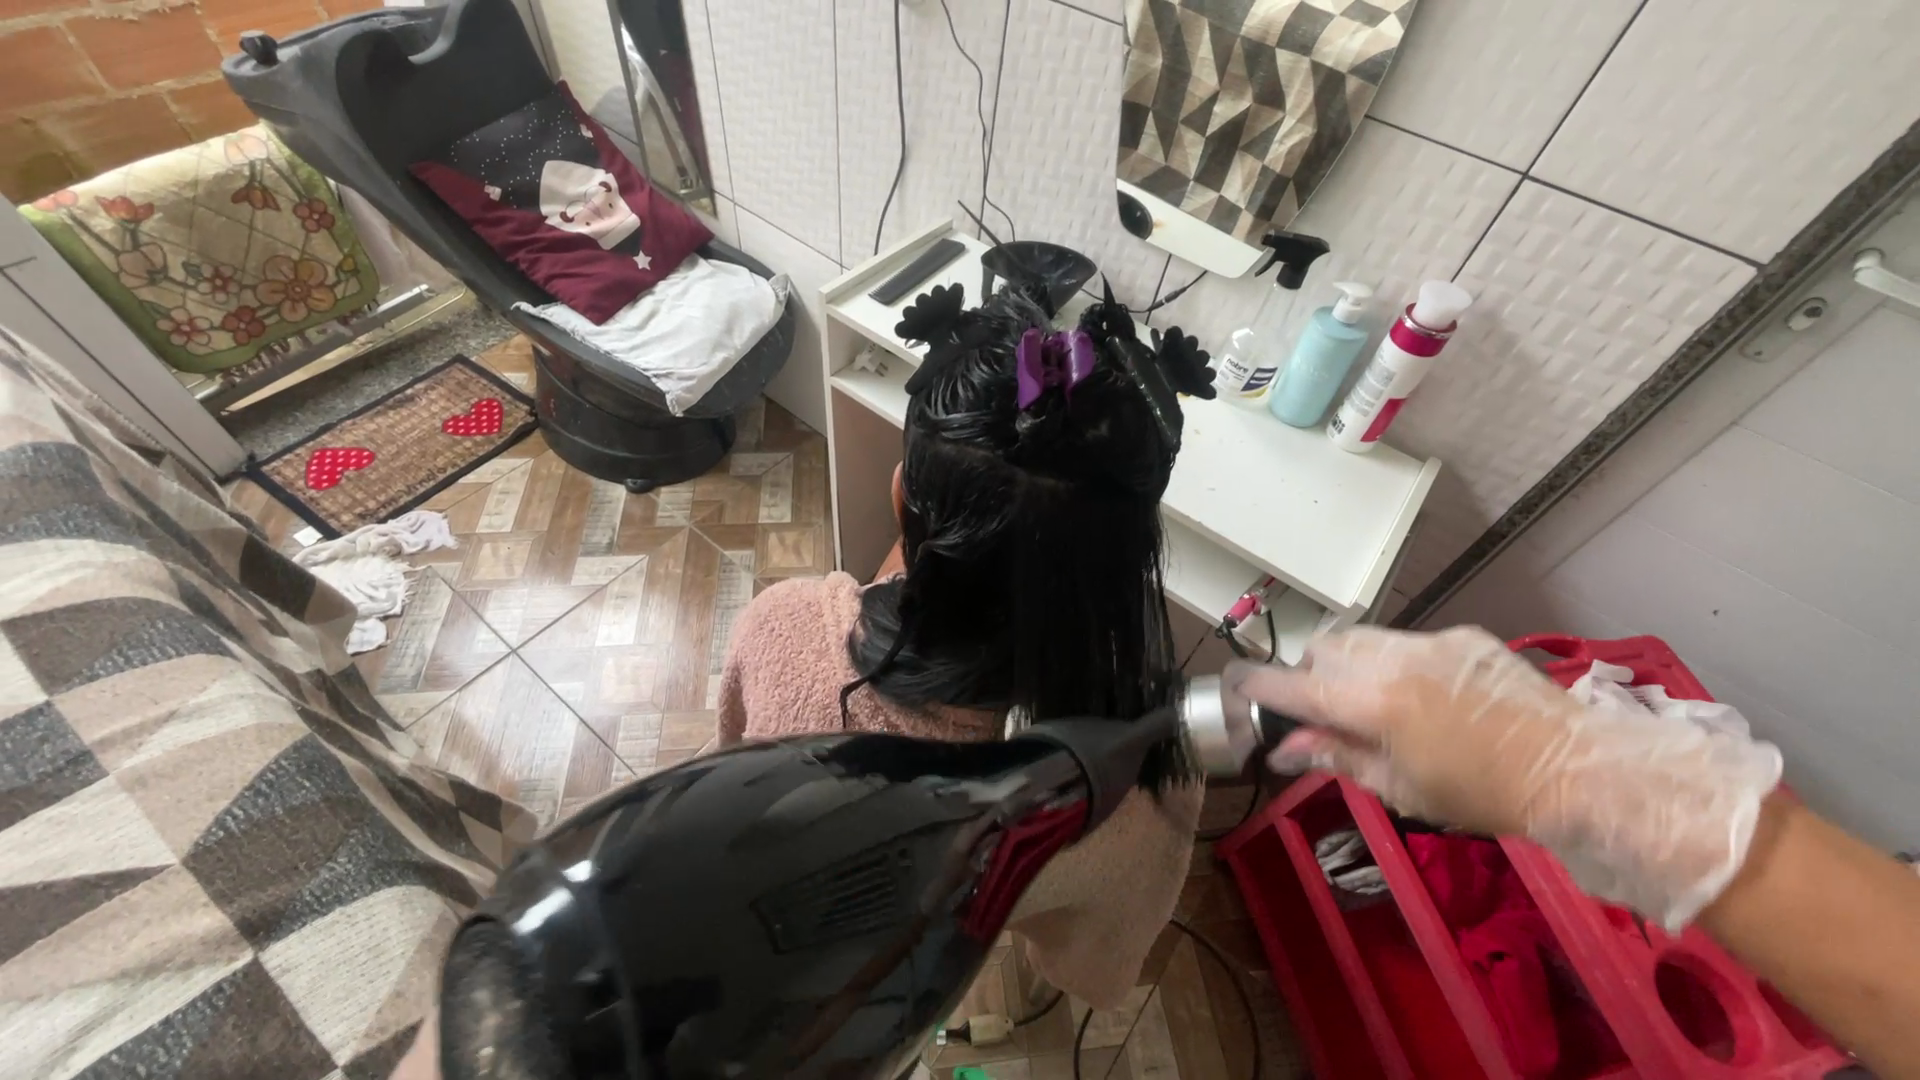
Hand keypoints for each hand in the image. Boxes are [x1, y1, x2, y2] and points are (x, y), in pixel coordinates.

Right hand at [1227, 626, 1782, 928]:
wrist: (1580, 771)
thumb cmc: (1482, 793)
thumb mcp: (1400, 787)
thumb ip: (1335, 756)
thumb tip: (1282, 749)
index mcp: (1371, 702)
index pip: (1292, 684)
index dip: (1257, 685)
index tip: (1237, 687)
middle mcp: (1391, 659)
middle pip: (1321, 649)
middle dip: (1310, 675)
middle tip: (1327, 712)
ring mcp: (1428, 641)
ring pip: (1360, 638)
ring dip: (1348, 663)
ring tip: (1373, 701)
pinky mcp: (1461, 636)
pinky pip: (1405, 641)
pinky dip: (1393, 663)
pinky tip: (1425, 696)